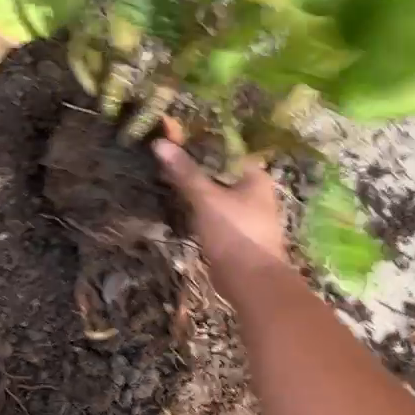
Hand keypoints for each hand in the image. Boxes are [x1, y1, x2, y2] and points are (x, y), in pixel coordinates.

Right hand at [152, 139, 287, 268]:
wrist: (251, 281)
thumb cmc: (235, 232)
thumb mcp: (206, 198)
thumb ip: (184, 171)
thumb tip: (160, 143)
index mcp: (254, 175)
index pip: (225, 149)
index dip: (199, 140)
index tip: (173, 133)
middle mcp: (252, 190)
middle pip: (218, 169)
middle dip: (191, 163)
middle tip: (163, 152)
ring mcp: (243, 211)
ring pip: (213, 190)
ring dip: (191, 184)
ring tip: (163, 172)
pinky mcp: (232, 230)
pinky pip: (209, 209)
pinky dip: (194, 203)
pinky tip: (174, 199)